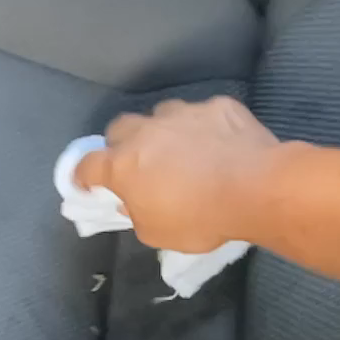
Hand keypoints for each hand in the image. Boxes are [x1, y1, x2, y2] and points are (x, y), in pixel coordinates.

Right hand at [74, 96, 286, 253]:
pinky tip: (216, 146)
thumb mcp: (154, 232)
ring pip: (160, 116)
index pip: (87, 164)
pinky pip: (201, 114)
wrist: (256, 189)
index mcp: (123, 165)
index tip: (86, 184)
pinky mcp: (219, 107)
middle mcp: (147, 131)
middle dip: (120, 144)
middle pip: (119, 128)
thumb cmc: (198, 218)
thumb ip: (135, 212)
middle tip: (134, 164)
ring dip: (161, 132)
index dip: (83, 175)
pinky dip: (201, 129)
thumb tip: (132, 200)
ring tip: (179, 151)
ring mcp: (184, 114)